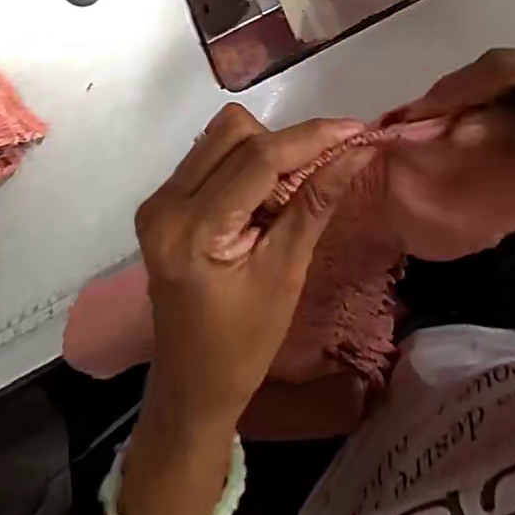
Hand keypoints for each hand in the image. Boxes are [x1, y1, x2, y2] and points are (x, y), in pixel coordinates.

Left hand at [135, 104, 371, 428]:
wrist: (192, 384)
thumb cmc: (245, 342)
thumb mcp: (287, 272)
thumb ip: (317, 203)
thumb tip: (357, 152)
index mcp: (194, 229)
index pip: (259, 158)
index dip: (312, 137)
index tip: (357, 130)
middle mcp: (164, 204)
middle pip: (235, 132)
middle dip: (287, 143)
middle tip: (319, 174)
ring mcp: (158, 201)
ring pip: (222, 136)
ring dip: (266, 150)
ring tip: (287, 194)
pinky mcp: (162, 203)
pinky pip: (211, 155)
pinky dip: (247, 162)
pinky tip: (262, 199)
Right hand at [390, 27, 514, 223]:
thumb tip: (454, 129)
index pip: (507, 66)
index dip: (458, 90)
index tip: (418, 114)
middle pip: (506, 63)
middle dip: (463, 93)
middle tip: (422, 121)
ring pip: (513, 70)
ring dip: (479, 96)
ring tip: (441, 121)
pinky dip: (503, 99)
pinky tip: (480, 116)